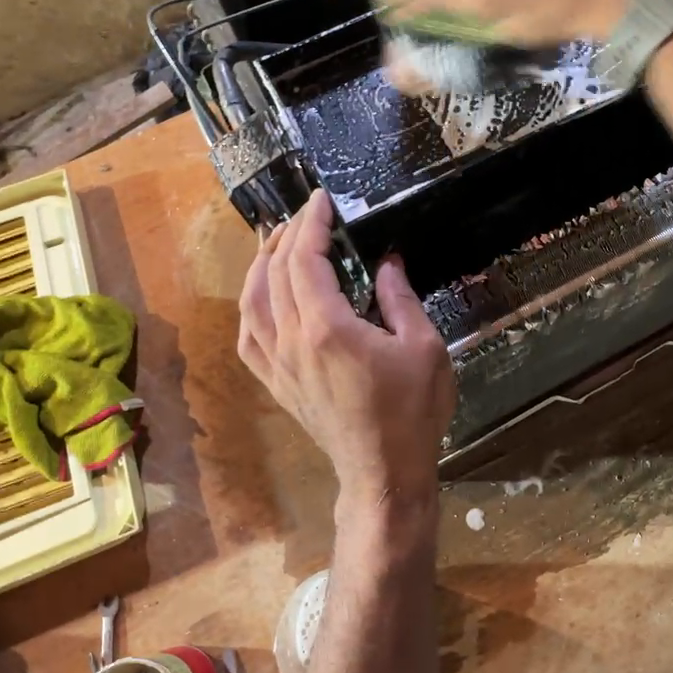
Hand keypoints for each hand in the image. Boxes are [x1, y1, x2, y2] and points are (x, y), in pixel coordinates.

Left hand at [237, 190, 455, 499]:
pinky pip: (248, 337)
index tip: (322, 199)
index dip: (312, 224)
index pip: (306, 260)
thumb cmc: (412, 410)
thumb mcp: (424, 347)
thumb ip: (400, 298)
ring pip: (251, 302)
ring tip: (278, 242)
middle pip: (276, 273)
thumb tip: (386, 260)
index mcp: (327, 328)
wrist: (384, 472)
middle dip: (289, 234)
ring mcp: (278, 364)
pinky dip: (250, 306)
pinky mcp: (276, 383)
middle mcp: (292, 341)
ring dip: (261, 264)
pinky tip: (261, 296)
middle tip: (308, 213)